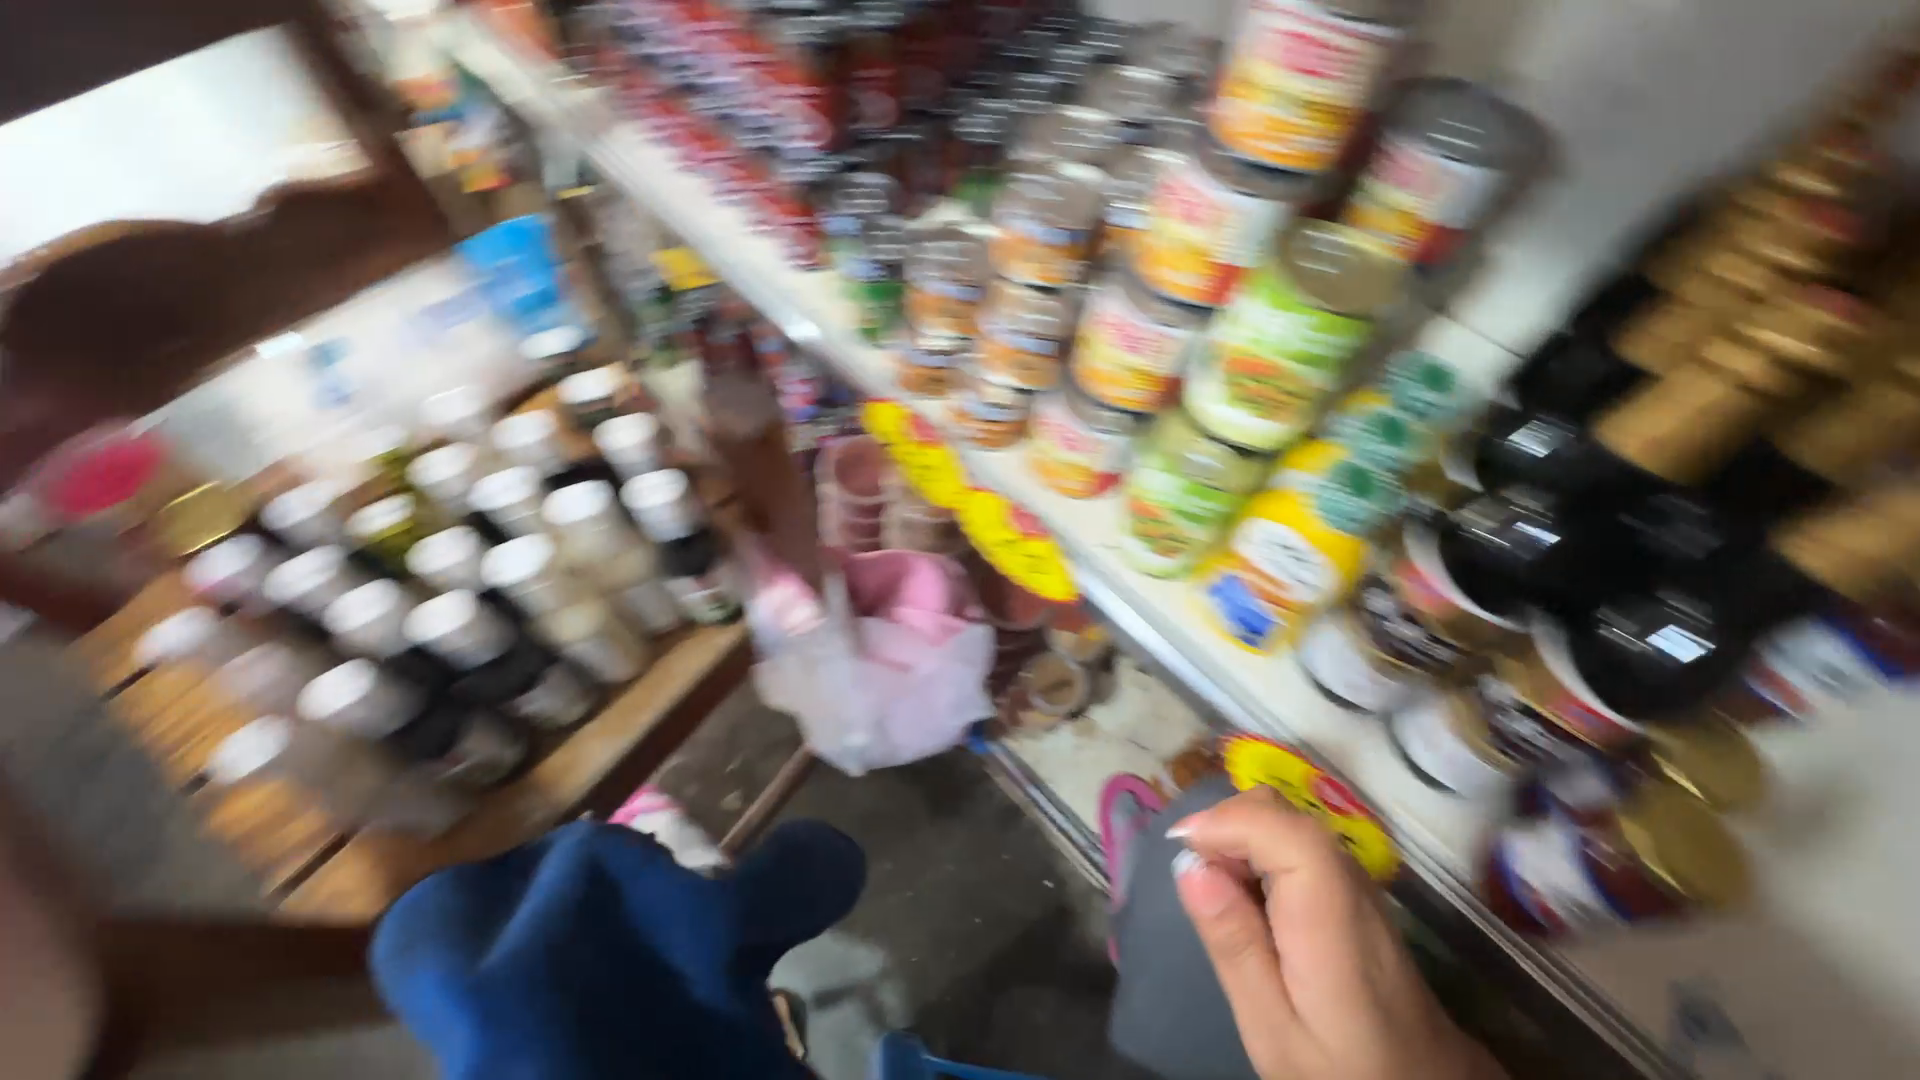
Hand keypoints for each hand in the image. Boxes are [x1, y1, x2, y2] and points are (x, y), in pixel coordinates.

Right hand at [1170, 788, 1503, 1079]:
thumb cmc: (1344, 1067)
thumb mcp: (1273, 1027)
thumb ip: (1234, 945)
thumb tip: (1189, 866)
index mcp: (1329, 915)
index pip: (1283, 829)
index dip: (1225, 822)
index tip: (1182, 851)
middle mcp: (1348, 881)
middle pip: (1280, 812)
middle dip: (1225, 825)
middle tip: (1196, 877)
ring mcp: (1355, 880)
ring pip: (1285, 820)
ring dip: (1239, 837)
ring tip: (1217, 892)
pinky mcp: (1351, 888)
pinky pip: (1295, 842)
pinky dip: (1258, 850)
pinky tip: (1249, 900)